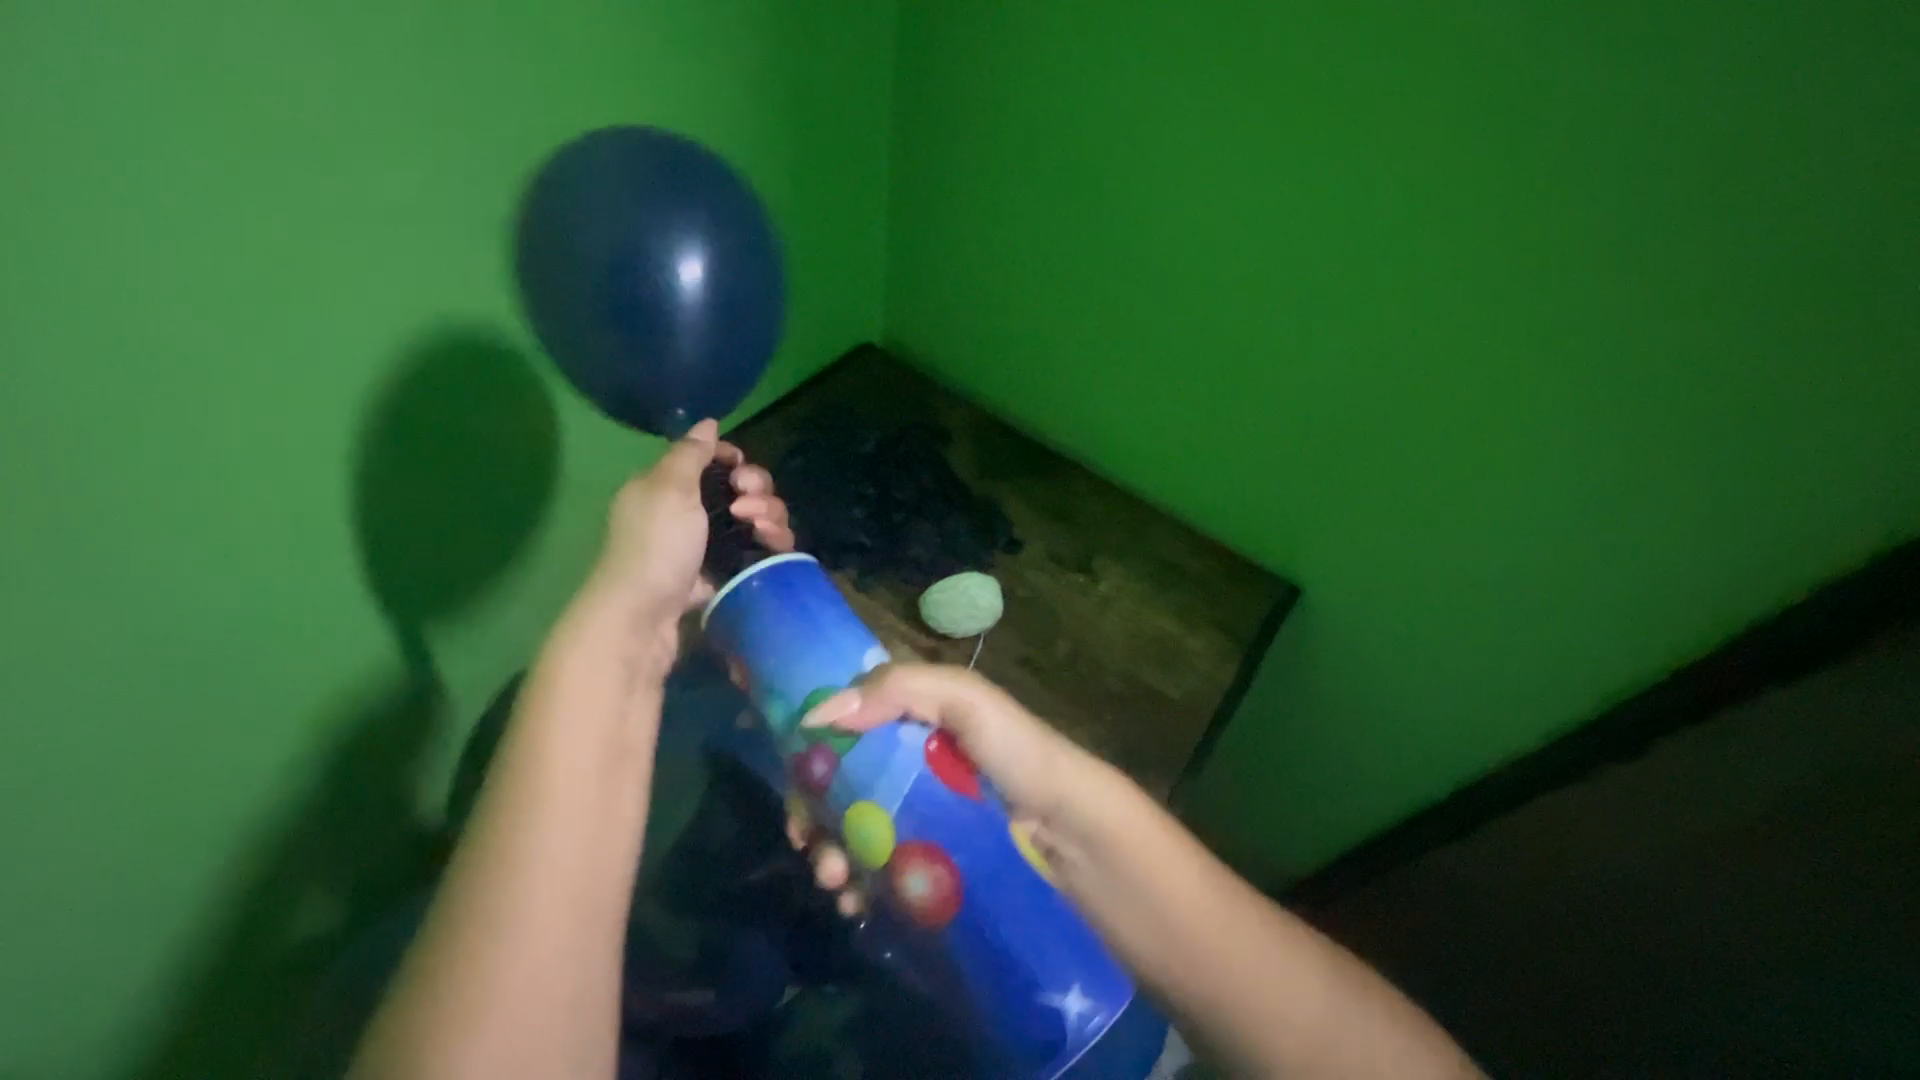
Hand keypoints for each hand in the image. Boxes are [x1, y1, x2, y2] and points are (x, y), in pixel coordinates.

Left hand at [591, 421, 795, 618]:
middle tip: (744, 508)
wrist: (644, 617)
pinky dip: (771, 544)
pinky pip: (757, 549)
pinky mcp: (724, 572)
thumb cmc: (655, 545)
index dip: (734, 460)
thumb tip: (708, 422)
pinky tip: (774, 547)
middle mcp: (690, 511)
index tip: (739, 472)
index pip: (712, 459)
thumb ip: (691, 453)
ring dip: (770, 516)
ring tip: (763, 531)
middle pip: (742, 487)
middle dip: (757, 490)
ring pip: (756, 518)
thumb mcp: (669, 488)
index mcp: (670, 486)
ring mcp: (708, 544)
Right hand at [790, 664, 1089, 907]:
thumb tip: (818, 716)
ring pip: (849, 835)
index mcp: (910, 725)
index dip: (810, 754)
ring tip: (834, 878)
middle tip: (807, 841)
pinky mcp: (924, 866)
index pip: (844, 732)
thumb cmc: (1016, 754)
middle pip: (836, 789)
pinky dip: (853, 887)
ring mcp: (914, 821)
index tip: (793, 781)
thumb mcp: (965, 699)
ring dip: (827, 854)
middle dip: (812, 813)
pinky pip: (874, 875)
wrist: (1070, 832)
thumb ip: (898, 689)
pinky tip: (852, 902)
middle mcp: (905, 771)